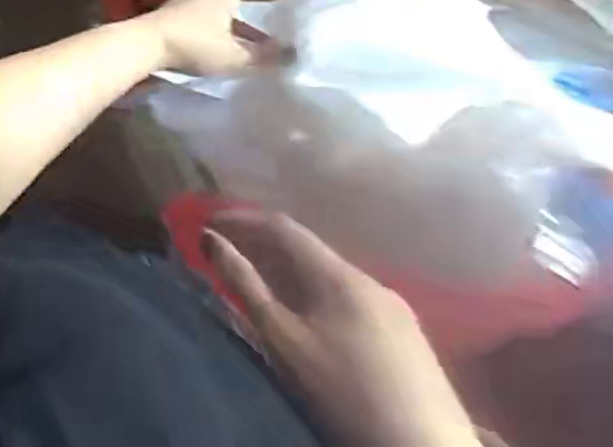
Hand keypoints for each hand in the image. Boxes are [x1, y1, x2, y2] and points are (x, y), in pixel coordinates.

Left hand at [140, 0, 285, 74]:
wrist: (142, 44)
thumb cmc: (191, 44)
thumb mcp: (234, 55)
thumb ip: (265, 56)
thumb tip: (293, 54)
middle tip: (282, 4)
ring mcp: (187, 5)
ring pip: (222, 6)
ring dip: (243, 16)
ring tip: (264, 37)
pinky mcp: (175, 18)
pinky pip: (207, 16)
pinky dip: (225, 25)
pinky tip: (231, 44)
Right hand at [205, 211, 481, 446]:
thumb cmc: (345, 392)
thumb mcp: (282, 338)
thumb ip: (243, 282)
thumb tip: (209, 238)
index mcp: (340, 276)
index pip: (281, 226)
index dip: (239, 218)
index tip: (205, 222)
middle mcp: (371, 281)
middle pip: (305, 247)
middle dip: (259, 243)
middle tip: (222, 249)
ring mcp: (395, 308)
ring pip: (327, 271)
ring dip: (285, 266)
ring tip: (252, 277)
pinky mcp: (407, 335)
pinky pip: (347, 293)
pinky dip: (311, 287)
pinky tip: (299, 308)